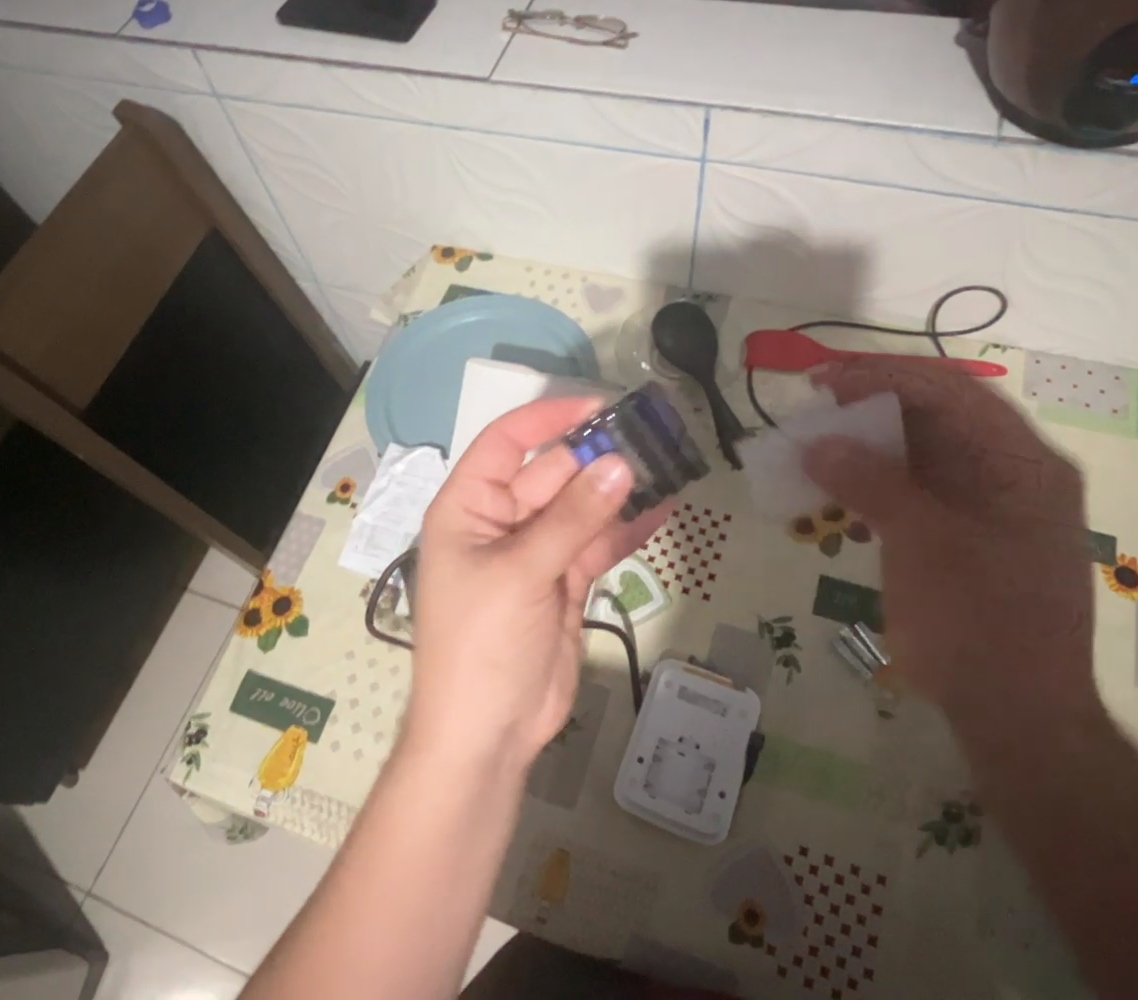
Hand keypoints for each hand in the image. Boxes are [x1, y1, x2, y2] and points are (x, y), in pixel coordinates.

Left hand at [404, 397, 669, 768]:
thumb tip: (620, 464)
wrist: (487, 732)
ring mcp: (535, 554)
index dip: (547, 419)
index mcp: (468, 508)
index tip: (600, 406)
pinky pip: (596, 544)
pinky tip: (664, 509)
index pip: (505, 443)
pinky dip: (625, 529)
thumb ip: (573, 518)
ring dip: (618, 489)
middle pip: (552, 474)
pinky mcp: (563, 583)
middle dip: (598, 456)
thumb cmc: (482, 643)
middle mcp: (500, 522)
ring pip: (581, 508)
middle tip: (655, 436)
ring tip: (669, 463)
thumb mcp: (521, 573)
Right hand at [803, 360, 1095, 721]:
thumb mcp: (923, 545)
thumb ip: (872, 485)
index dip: (886, 377)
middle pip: (940, 420)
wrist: (1015, 714)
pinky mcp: (964, 541)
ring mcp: (989, 511)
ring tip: (817, 447)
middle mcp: (1012, 476)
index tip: (825, 381)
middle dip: (874, 410)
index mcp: (1023, 465)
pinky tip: (838, 493)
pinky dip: (875, 488)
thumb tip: (818, 444)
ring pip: (924, 458)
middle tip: (816, 409)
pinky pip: (916, 496)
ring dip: (870, 449)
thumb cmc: (979, 624)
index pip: (953, 393)